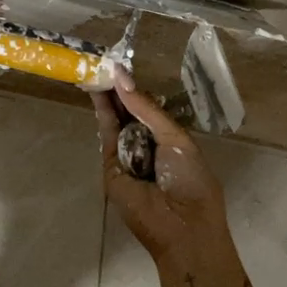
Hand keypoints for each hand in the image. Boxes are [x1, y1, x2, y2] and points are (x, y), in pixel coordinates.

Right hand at [92, 70, 242, 276]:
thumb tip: (121, 75)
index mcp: (166, 138)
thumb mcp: (174, 138)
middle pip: (126, 110)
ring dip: (105, 94)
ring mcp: (125, 154)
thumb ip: (145, 108)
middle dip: (115, 87)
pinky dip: (101, 110)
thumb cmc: (191, 181)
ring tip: (95, 66)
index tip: (119, 64)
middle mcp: (144, 144)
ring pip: (113, 118)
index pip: (145, 107)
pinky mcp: (110, 165)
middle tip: (102, 60)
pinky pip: (106, 133)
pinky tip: (96, 88)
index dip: (133, 87)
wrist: (183, 226)